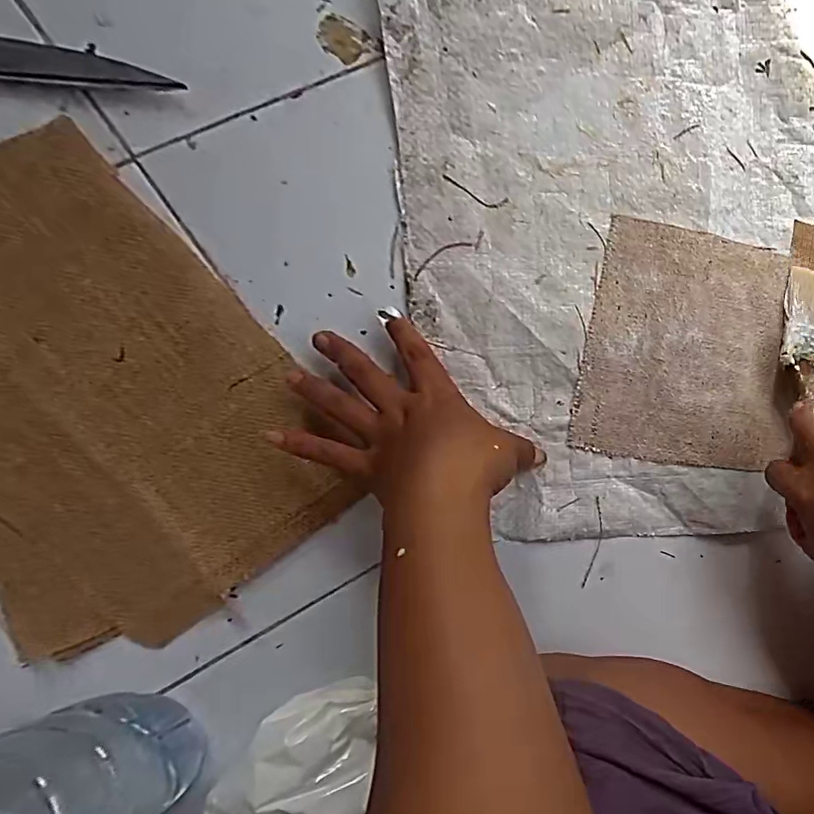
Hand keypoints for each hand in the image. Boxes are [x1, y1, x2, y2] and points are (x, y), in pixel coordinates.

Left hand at [268, 314, 541, 510]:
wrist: (446, 495)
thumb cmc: (477, 467)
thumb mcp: (509, 453)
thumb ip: (519, 451)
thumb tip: (541, 457)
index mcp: (438, 401)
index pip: (421, 361)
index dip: (406, 338)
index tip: (388, 318)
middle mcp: (404, 412)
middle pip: (369, 377)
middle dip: (345, 355)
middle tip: (320, 337)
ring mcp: (381, 438)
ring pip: (342, 408)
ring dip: (315, 391)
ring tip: (290, 375)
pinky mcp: (366, 466)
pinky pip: (328, 453)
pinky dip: (301, 445)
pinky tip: (273, 436)